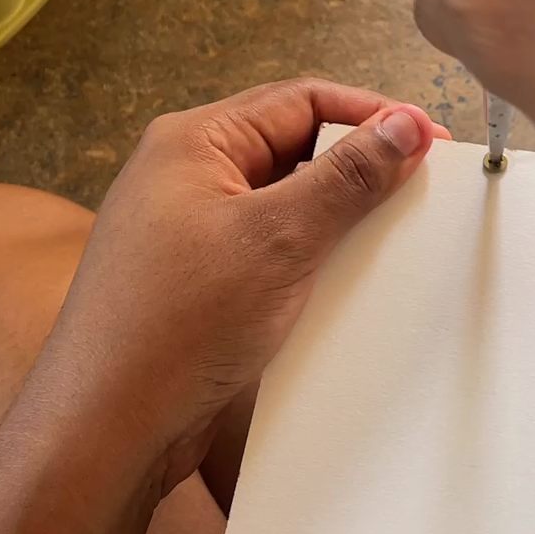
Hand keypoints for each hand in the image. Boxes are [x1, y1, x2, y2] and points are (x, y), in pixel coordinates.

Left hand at [22, 79, 445, 492]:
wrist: (105, 433)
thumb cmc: (180, 323)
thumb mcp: (278, 238)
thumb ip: (348, 176)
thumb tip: (407, 124)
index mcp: (196, 141)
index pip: (301, 100)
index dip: (371, 112)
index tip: (430, 136)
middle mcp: (191, 172)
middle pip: (295, 142)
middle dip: (359, 158)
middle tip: (420, 179)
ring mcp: (195, 225)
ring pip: (288, 193)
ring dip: (341, 204)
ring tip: (396, 221)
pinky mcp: (205, 271)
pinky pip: (274, 237)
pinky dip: (316, 243)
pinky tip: (351, 264)